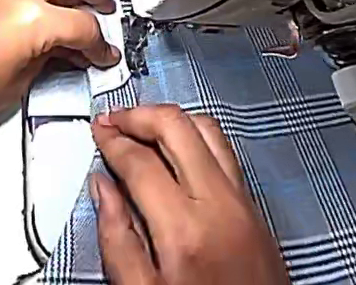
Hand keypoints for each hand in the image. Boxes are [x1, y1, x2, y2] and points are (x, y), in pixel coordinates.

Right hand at [92, 105, 288, 284]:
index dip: (112, 140)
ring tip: (143, 128)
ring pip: (206, 128)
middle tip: (114, 121)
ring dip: (169, 120)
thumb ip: (117, 241)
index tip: (98, 132)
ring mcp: (244, 205)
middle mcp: (219, 206)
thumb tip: (102, 186)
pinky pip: (225, 151)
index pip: (140, 161)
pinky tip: (176, 149)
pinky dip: (195, 136)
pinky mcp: (258, 213)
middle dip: (138, 115)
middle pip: (175, 126)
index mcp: (185, 232)